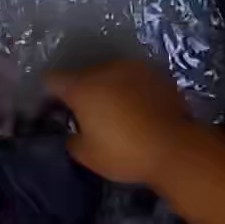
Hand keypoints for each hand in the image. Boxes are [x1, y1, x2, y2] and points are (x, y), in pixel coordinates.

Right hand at [45, 60, 200, 184]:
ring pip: (111, 74)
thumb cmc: (125, 152)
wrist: (175, 146)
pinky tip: (138, 110)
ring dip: (108, 89)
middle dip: (82, 92)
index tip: (53, 109)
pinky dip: (131, 90)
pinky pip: (134, 79)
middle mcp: (107, 69)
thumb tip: (75, 132)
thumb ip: (73, 139)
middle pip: (84, 75)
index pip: (52, 79)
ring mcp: (135, 68)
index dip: (48, 93)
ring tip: (116, 113)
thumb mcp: (87, 156)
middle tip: (86, 116)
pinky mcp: (157, 74)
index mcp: (83, 86)